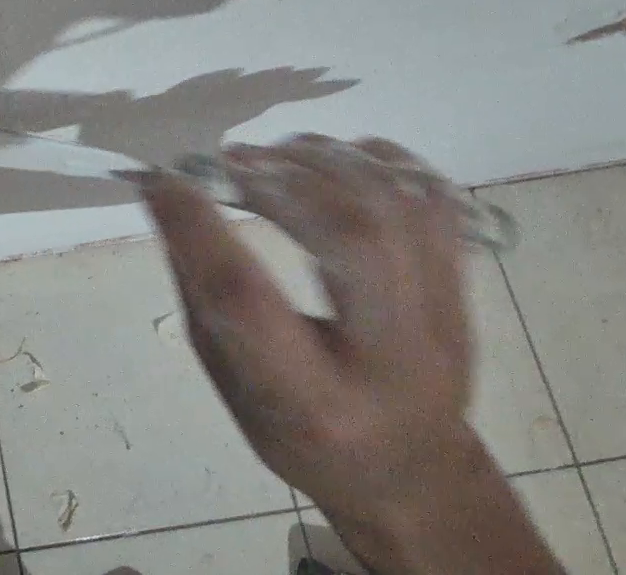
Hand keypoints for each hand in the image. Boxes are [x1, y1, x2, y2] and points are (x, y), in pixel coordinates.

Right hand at [132, 136, 561, 574]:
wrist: (409, 469)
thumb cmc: (298, 432)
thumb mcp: (228, 382)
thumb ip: (203, 293)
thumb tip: (175, 200)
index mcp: (313, 402)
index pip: (246, 298)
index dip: (195, 227)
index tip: (159, 181)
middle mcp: (391, 359)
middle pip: (351, 239)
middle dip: (278, 181)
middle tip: (228, 162)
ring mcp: (445, 320)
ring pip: (394, 206)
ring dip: (320, 161)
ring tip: (267, 156)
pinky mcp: (466, 287)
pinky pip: (432, 197)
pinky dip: (376, 158)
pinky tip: (327, 159)